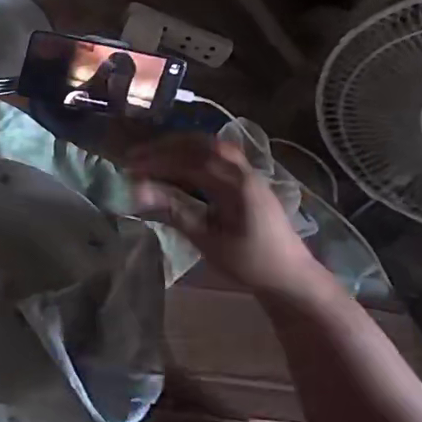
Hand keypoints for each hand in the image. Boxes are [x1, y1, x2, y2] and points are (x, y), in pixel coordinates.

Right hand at [126, 134, 332, 302]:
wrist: (291, 276)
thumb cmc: (250, 262)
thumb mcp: (208, 241)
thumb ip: (174, 212)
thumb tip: (138, 191)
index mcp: (237, 186)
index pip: (190, 162)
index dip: (157, 162)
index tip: (130, 168)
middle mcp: (244, 172)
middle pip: (201, 144)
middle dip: (165, 146)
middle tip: (136, 156)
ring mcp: (249, 174)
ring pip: (211, 146)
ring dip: (180, 146)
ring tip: (153, 155)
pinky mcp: (248, 180)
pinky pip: (219, 155)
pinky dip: (194, 152)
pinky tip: (178, 163)